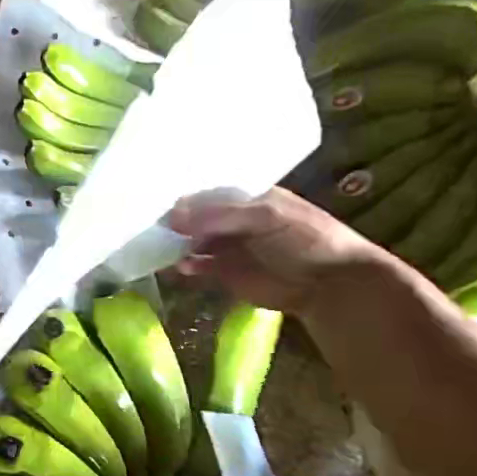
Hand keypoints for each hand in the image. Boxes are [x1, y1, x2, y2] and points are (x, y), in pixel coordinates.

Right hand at [166, 187, 398, 319]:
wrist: (328, 284)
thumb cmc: (306, 239)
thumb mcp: (266, 216)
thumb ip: (219, 214)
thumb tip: (171, 217)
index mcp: (247, 197)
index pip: (207, 191)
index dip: (183, 196)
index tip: (154, 201)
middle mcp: (231, 219)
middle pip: (192, 217)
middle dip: (172, 222)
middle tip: (148, 227)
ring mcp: (225, 246)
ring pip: (188, 242)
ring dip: (173, 245)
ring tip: (157, 249)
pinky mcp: (221, 272)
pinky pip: (193, 267)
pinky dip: (183, 267)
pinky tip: (180, 268)